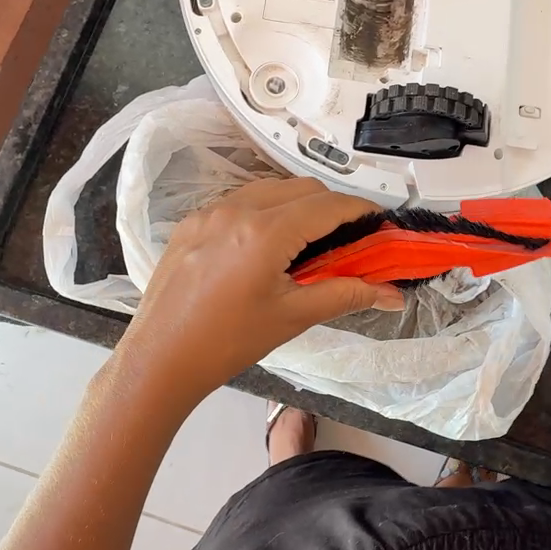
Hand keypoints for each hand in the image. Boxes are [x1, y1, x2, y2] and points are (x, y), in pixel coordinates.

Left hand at [116, 177, 404, 401]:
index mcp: (265, 232)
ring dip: (297, 205)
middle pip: (301, 189)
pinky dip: (264, 211)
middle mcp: (237, 210)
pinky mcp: (191, 222)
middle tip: (348, 238)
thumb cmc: (228, 342)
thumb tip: (391, 294)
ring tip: (309, 242)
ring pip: (269, 189)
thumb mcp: (293, 317)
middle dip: (331, 207)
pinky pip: (239, 201)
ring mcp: (209, 212)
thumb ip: (346, 295)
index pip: (328, 205)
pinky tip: (267, 245)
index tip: (380, 223)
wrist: (160, 360)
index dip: (360, 210)